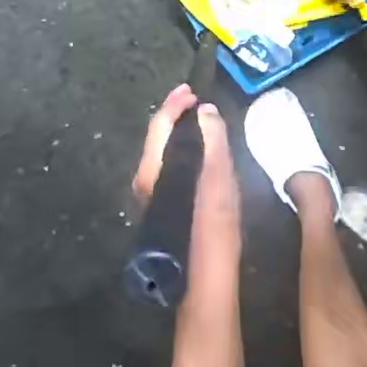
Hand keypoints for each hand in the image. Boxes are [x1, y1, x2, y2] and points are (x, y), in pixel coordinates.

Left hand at [133, 84, 241, 267]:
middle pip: (157, 136)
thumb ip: (212, 140)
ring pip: (163, 151)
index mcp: (155, 170)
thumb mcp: (219, 177)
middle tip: (195, 99)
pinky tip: (200, 149)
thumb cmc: (212, 225)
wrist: (204, 276)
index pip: (159, 125)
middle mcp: (147, 179)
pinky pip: (170, 164)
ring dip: (179, 130)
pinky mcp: (164, 204)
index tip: (192, 89)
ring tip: (201, 118)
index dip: (175, 103)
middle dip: (175, 114)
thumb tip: (205, 111)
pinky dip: (182, 148)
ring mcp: (153, 193)